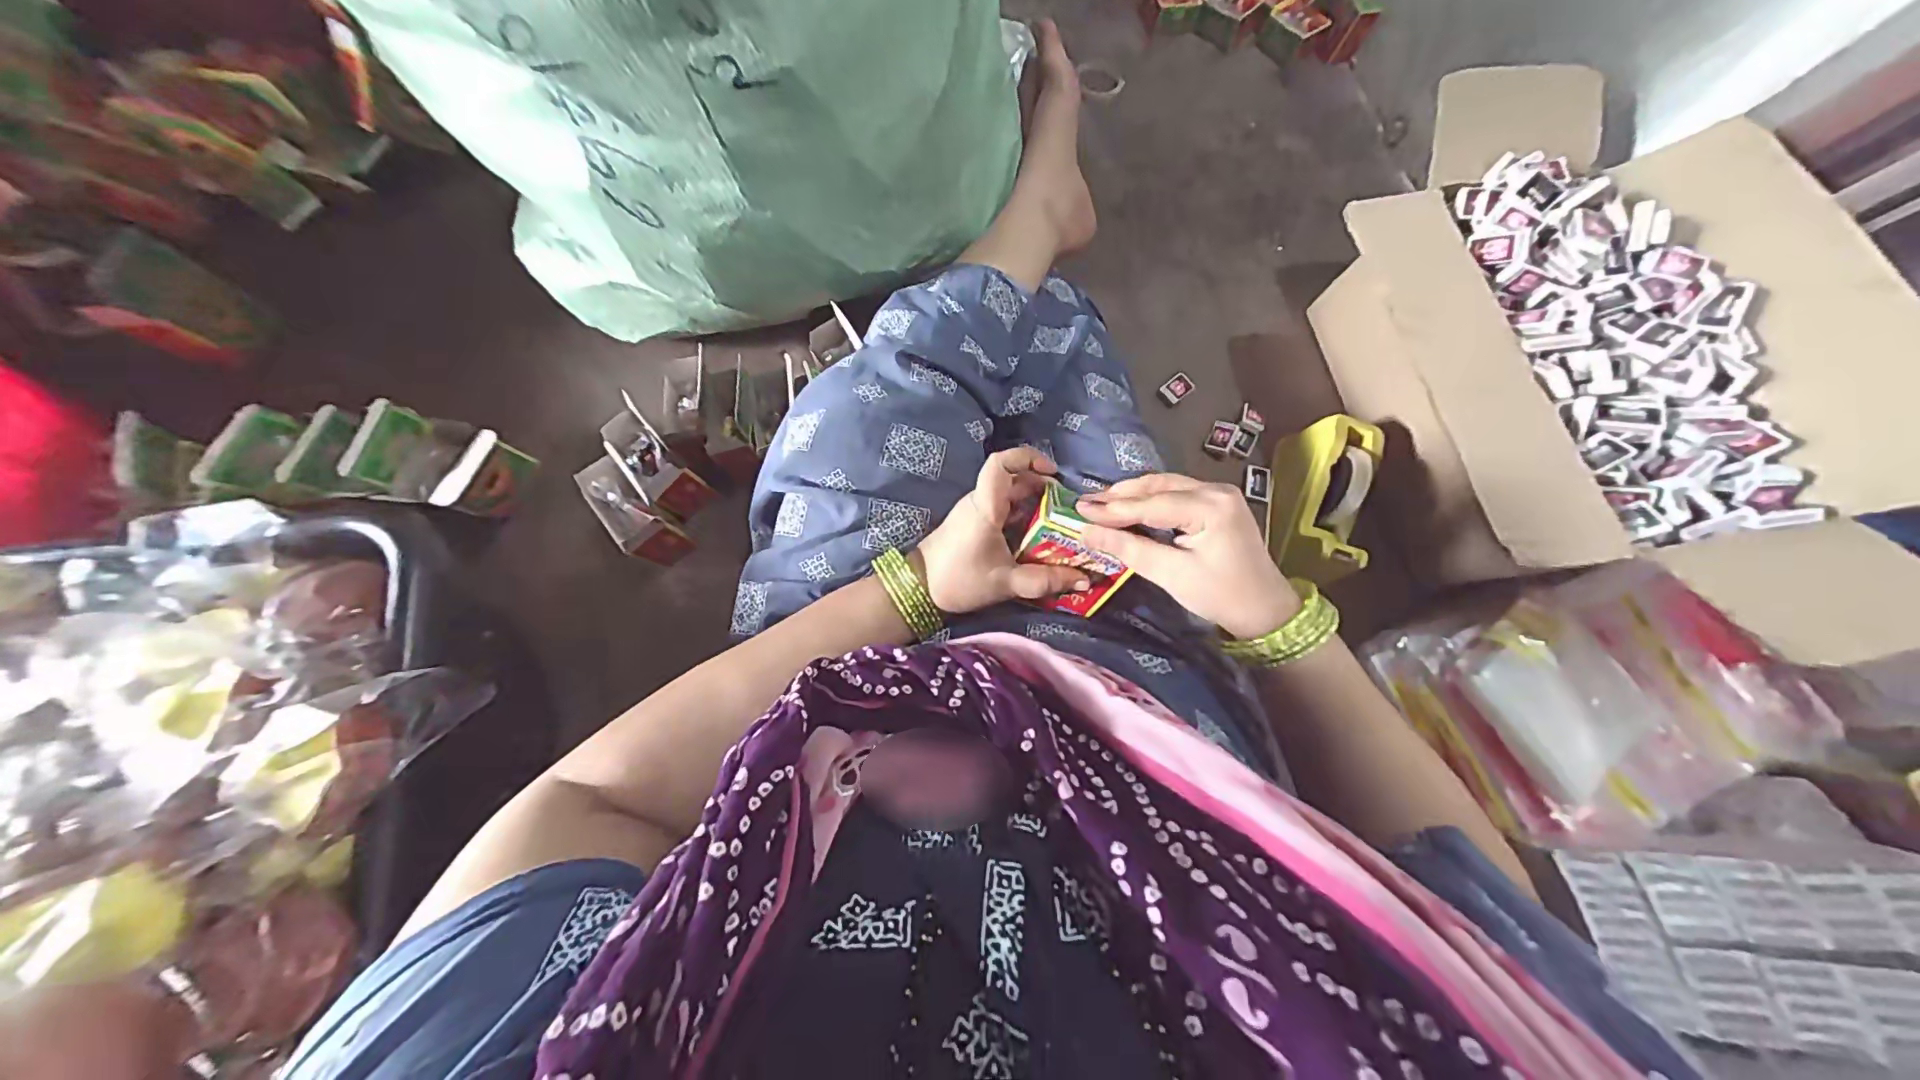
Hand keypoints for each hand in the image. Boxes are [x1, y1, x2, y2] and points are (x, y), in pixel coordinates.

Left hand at [915, 447, 1090, 614]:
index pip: (1001, 464)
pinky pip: (1001, 510)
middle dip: (1041, 486)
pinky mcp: (972, 524)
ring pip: (1008, 495)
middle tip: (1065, 506)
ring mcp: (974, 512)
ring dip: (1032, 502)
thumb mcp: (1006, 582)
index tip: (1051, 473)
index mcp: (985, 507)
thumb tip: (1083, 580)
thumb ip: (1045, 580)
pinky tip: (1036, 535)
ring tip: (1056, 522)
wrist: (919, 589)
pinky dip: (1021, 516)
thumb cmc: (959, 580)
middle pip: (1012, 479)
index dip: (1028, 459)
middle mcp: (979, 502)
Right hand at [1076, 474, 1299, 638]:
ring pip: (1166, 486)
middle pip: (1158, 486)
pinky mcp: (1218, 503)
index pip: (1151, 503)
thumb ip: (1128, 549)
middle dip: (1120, 495)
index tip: (1079, 508)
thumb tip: (1086, 532)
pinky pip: (1176, 493)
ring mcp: (1220, 494)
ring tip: (1101, 503)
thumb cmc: (1220, 595)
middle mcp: (1216, 490)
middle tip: (1085, 503)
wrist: (1265, 610)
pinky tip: (1130, 506)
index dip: (1113, 507)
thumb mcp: (1171, 574)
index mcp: (1211, 506)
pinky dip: (1150, 499)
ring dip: (1133, 494)